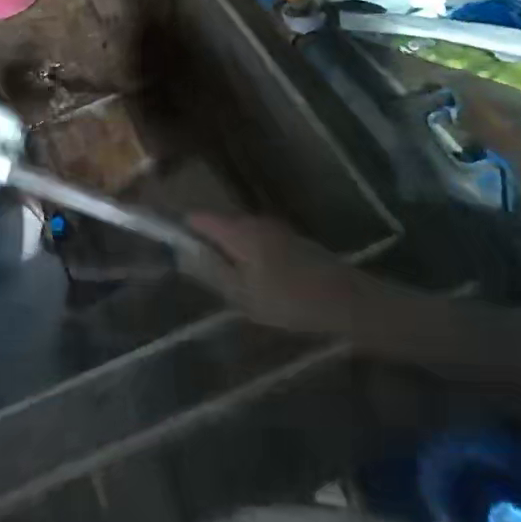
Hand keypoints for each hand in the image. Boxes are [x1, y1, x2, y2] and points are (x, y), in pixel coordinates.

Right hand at [186, 214, 378, 334]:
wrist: (350, 302)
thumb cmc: (291, 301)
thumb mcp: (243, 295)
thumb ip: (211, 271)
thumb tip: (182, 254)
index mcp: (239, 231)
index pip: (199, 218)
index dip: (182, 229)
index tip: (170, 247)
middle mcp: (255, 221)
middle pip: (219, 224)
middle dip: (205, 243)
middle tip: (197, 273)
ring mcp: (276, 229)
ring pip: (240, 234)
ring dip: (229, 251)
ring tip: (225, 282)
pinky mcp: (292, 241)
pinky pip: (258, 242)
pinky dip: (249, 256)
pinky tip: (256, 282)